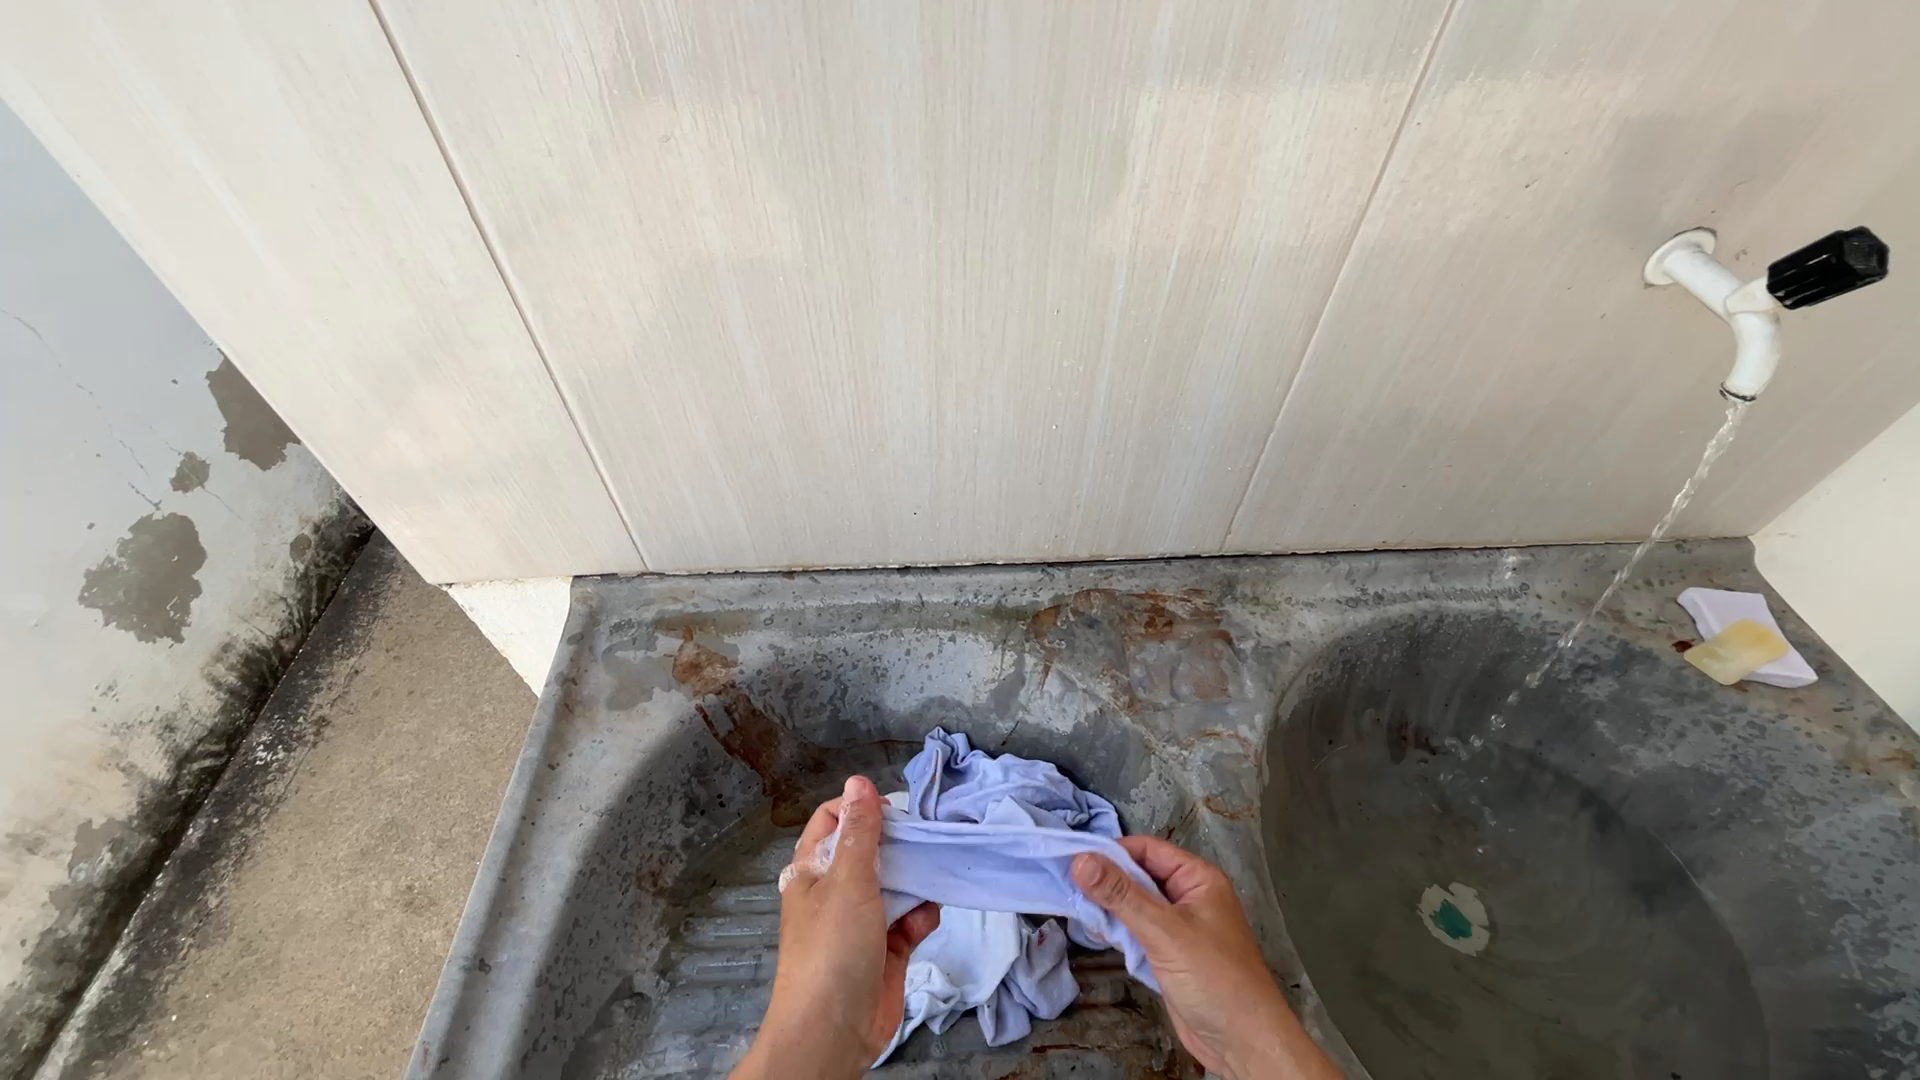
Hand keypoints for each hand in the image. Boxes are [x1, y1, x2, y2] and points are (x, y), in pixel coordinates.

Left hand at [732, 776, 940, 1079]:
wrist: (832, 1032)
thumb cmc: (832, 948)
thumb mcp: (847, 879)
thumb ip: (859, 830)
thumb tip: (858, 781)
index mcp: (813, 869)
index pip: (833, 820)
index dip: (860, 809)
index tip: (892, 813)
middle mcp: (835, 889)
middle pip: (871, 849)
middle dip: (899, 844)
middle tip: (923, 840)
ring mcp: (861, 919)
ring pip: (896, 882)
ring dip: (916, 880)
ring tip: (931, 877)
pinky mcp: (886, 946)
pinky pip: (909, 917)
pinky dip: (921, 915)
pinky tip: (925, 919)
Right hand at [1072, 836, 1339, 1079]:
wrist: (1244, 1044)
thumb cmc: (1213, 978)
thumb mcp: (1163, 930)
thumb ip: (1121, 894)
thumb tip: (1080, 859)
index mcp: (1197, 878)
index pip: (1147, 850)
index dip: (1112, 852)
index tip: (1075, 860)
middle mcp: (1188, 896)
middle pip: (1139, 876)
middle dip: (1107, 881)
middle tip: (1068, 884)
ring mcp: (1179, 927)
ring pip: (1135, 904)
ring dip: (1109, 907)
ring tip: (1076, 908)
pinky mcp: (1169, 954)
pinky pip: (1137, 931)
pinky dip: (1117, 931)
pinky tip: (1095, 933)